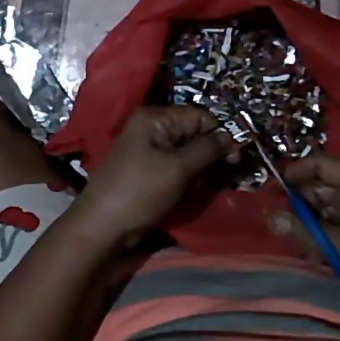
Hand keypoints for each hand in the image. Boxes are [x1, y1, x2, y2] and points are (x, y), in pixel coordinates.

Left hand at [69, 107, 235, 249]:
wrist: (104, 225)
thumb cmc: (140, 191)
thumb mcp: (178, 168)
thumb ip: (207, 149)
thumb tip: (232, 135)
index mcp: (155, 117)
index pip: (199, 115)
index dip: (220, 134)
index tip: (236, 159)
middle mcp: (152, 127)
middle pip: (194, 133)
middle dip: (209, 155)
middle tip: (216, 178)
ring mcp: (149, 148)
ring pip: (188, 153)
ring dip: (198, 170)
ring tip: (195, 188)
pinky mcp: (149, 169)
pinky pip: (177, 167)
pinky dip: (186, 179)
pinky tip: (187, 193)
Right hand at [268, 154, 339, 276]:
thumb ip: (310, 233)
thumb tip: (271, 217)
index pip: (324, 164)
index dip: (297, 172)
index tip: (274, 189)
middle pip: (325, 187)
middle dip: (301, 204)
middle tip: (280, 223)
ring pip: (331, 210)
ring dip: (311, 224)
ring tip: (297, 244)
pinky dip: (326, 237)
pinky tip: (316, 255)